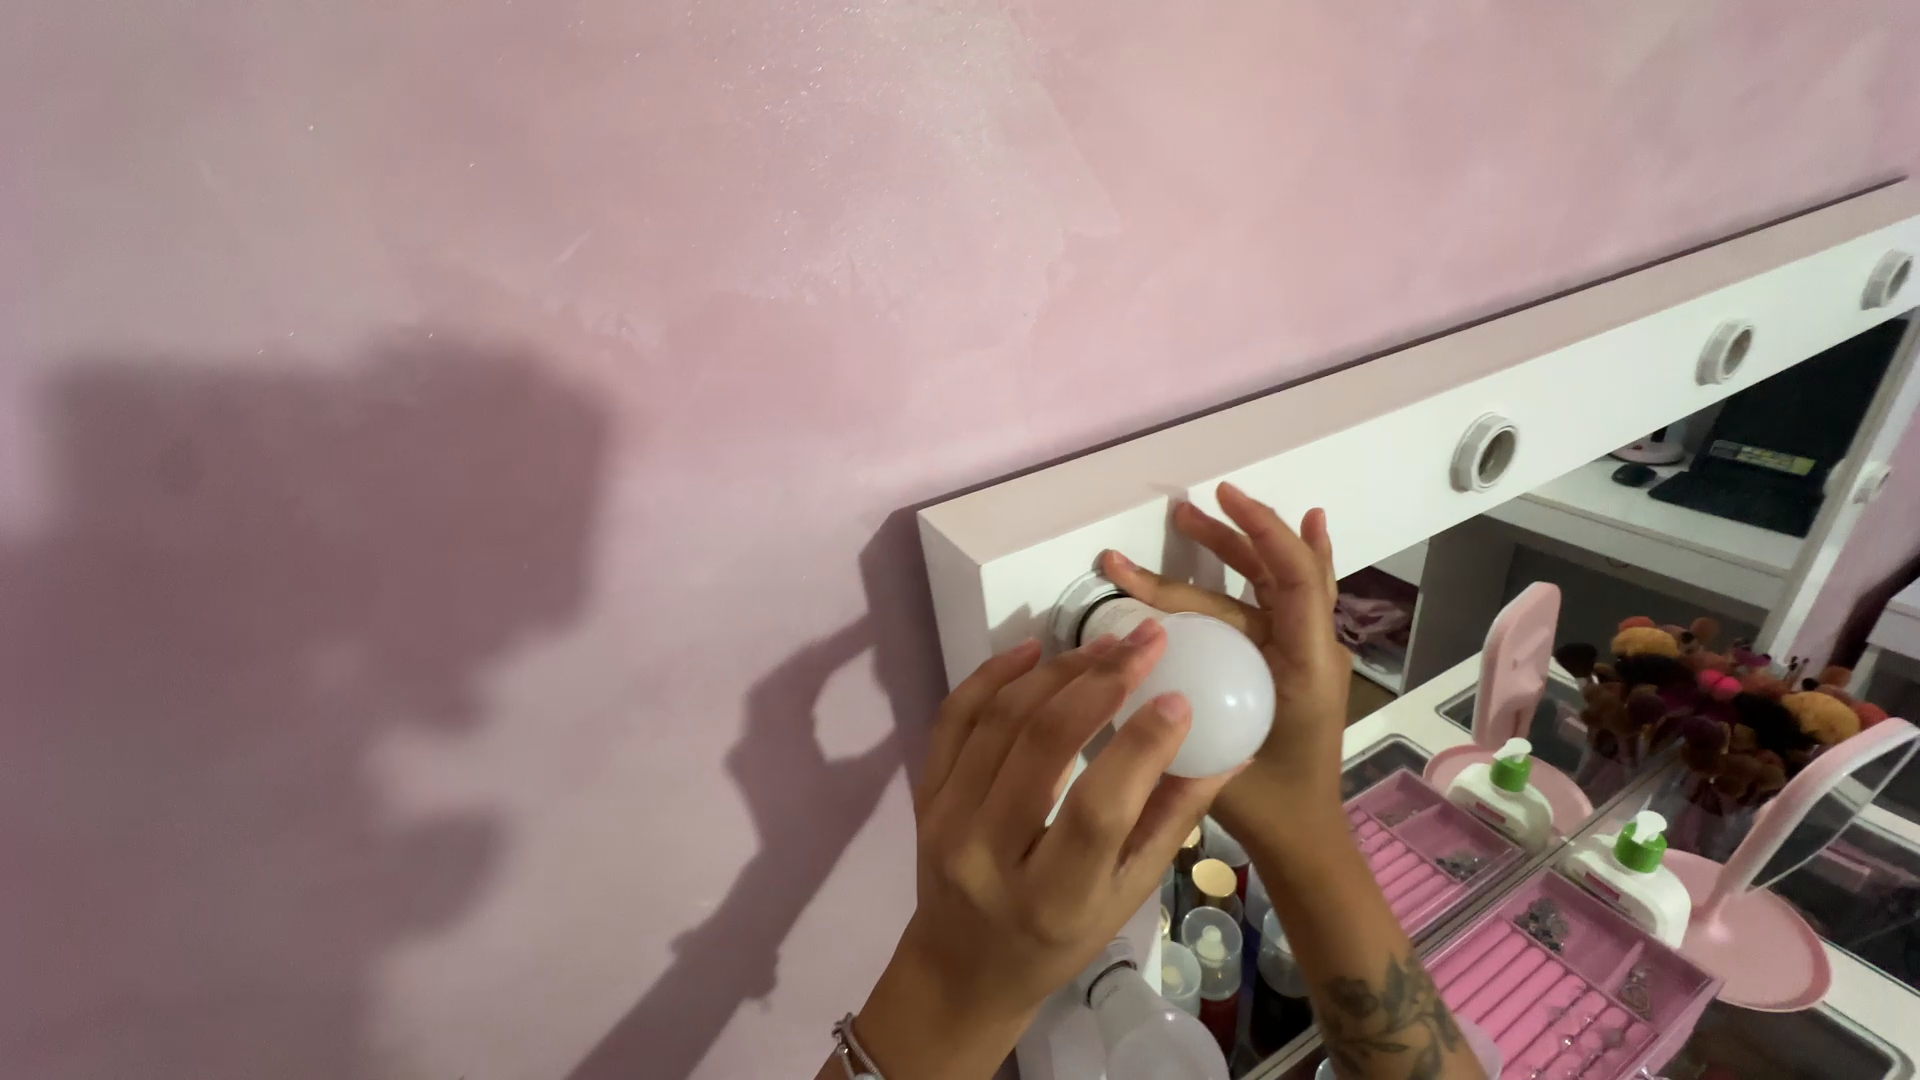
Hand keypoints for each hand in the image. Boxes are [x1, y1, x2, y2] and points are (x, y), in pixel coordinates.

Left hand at [851, 622, 1233, 1078]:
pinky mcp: (923, 792)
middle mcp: (986, 853)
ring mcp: (945, 817)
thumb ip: (1170, 823)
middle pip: (1042, 744)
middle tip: (1146, 640)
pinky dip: (993, 674)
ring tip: (1104, 644)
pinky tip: (1034, 650)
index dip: (1140, 747)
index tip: (1178, 696)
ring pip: (1000, 719)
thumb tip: (1226, 753)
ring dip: (1056, 671)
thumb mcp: (1123, 900)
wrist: (959, 968)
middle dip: (1101, 681)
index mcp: (1050, 899)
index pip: (1097, 808)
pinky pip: (954, 716)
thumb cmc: (1056, 943)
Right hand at [1099, 481, 1349, 856]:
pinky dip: (1298, 559)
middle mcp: (1312, 649)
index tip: (1221, 500)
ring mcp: (1305, 653)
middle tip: (1179, 514)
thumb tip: (1128, 648)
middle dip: (1227, 537)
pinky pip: (1294, 599)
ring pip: (1276, 583)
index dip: (1260, 533)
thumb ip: (1177, 701)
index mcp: (1303, 665)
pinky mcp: (1292, 660)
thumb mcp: (1211, 749)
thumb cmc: (1258, 802)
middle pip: (1275, 574)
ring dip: (1239, 546)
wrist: (1301, 836)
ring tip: (1191, 518)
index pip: (1292, 581)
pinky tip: (1309, 522)